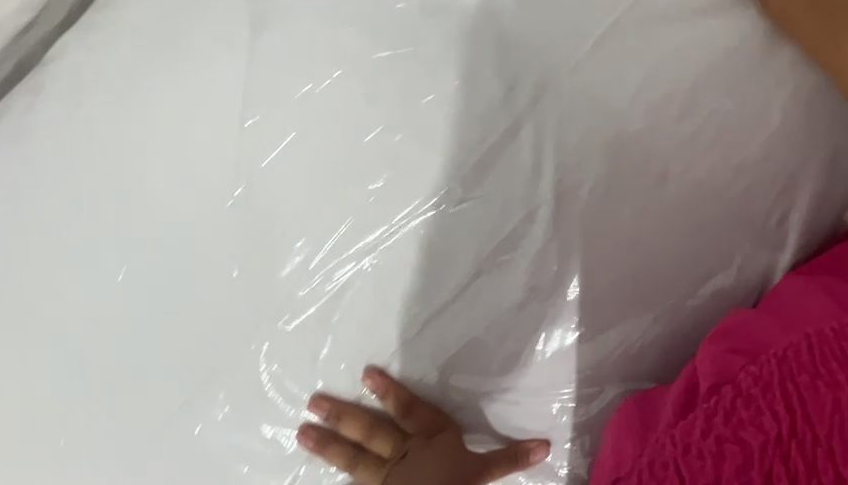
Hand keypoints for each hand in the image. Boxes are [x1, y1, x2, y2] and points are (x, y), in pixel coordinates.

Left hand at [298, 366, 550, 484]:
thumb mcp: (485, 476)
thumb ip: (509, 458)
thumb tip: (547, 443)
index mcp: (431, 440)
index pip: (408, 411)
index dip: (389, 392)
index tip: (366, 374)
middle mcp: (402, 455)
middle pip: (370, 432)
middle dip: (343, 416)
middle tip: (312, 402)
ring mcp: (383, 480)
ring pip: (353, 458)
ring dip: (327, 445)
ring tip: (301, 431)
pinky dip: (335, 475)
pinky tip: (317, 466)